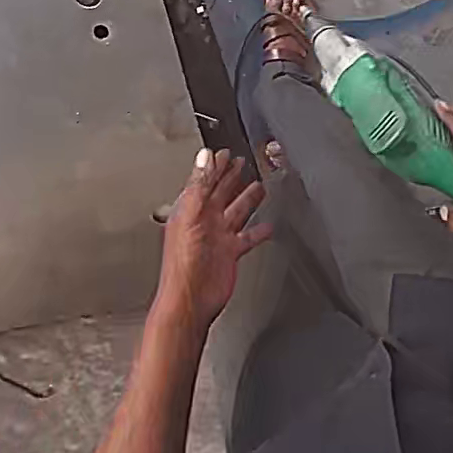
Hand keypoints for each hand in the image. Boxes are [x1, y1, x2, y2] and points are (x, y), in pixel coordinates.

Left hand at [156, 149, 271, 328]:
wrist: (191, 301)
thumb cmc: (184, 266)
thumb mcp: (192, 217)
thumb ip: (199, 186)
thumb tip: (204, 157)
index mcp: (191, 210)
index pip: (204, 180)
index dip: (214, 165)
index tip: (223, 152)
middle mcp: (204, 221)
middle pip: (221, 192)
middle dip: (230, 176)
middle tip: (239, 161)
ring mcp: (218, 237)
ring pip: (236, 211)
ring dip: (246, 198)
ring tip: (257, 185)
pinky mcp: (230, 253)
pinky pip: (247, 237)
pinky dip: (259, 231)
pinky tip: (268, 226)